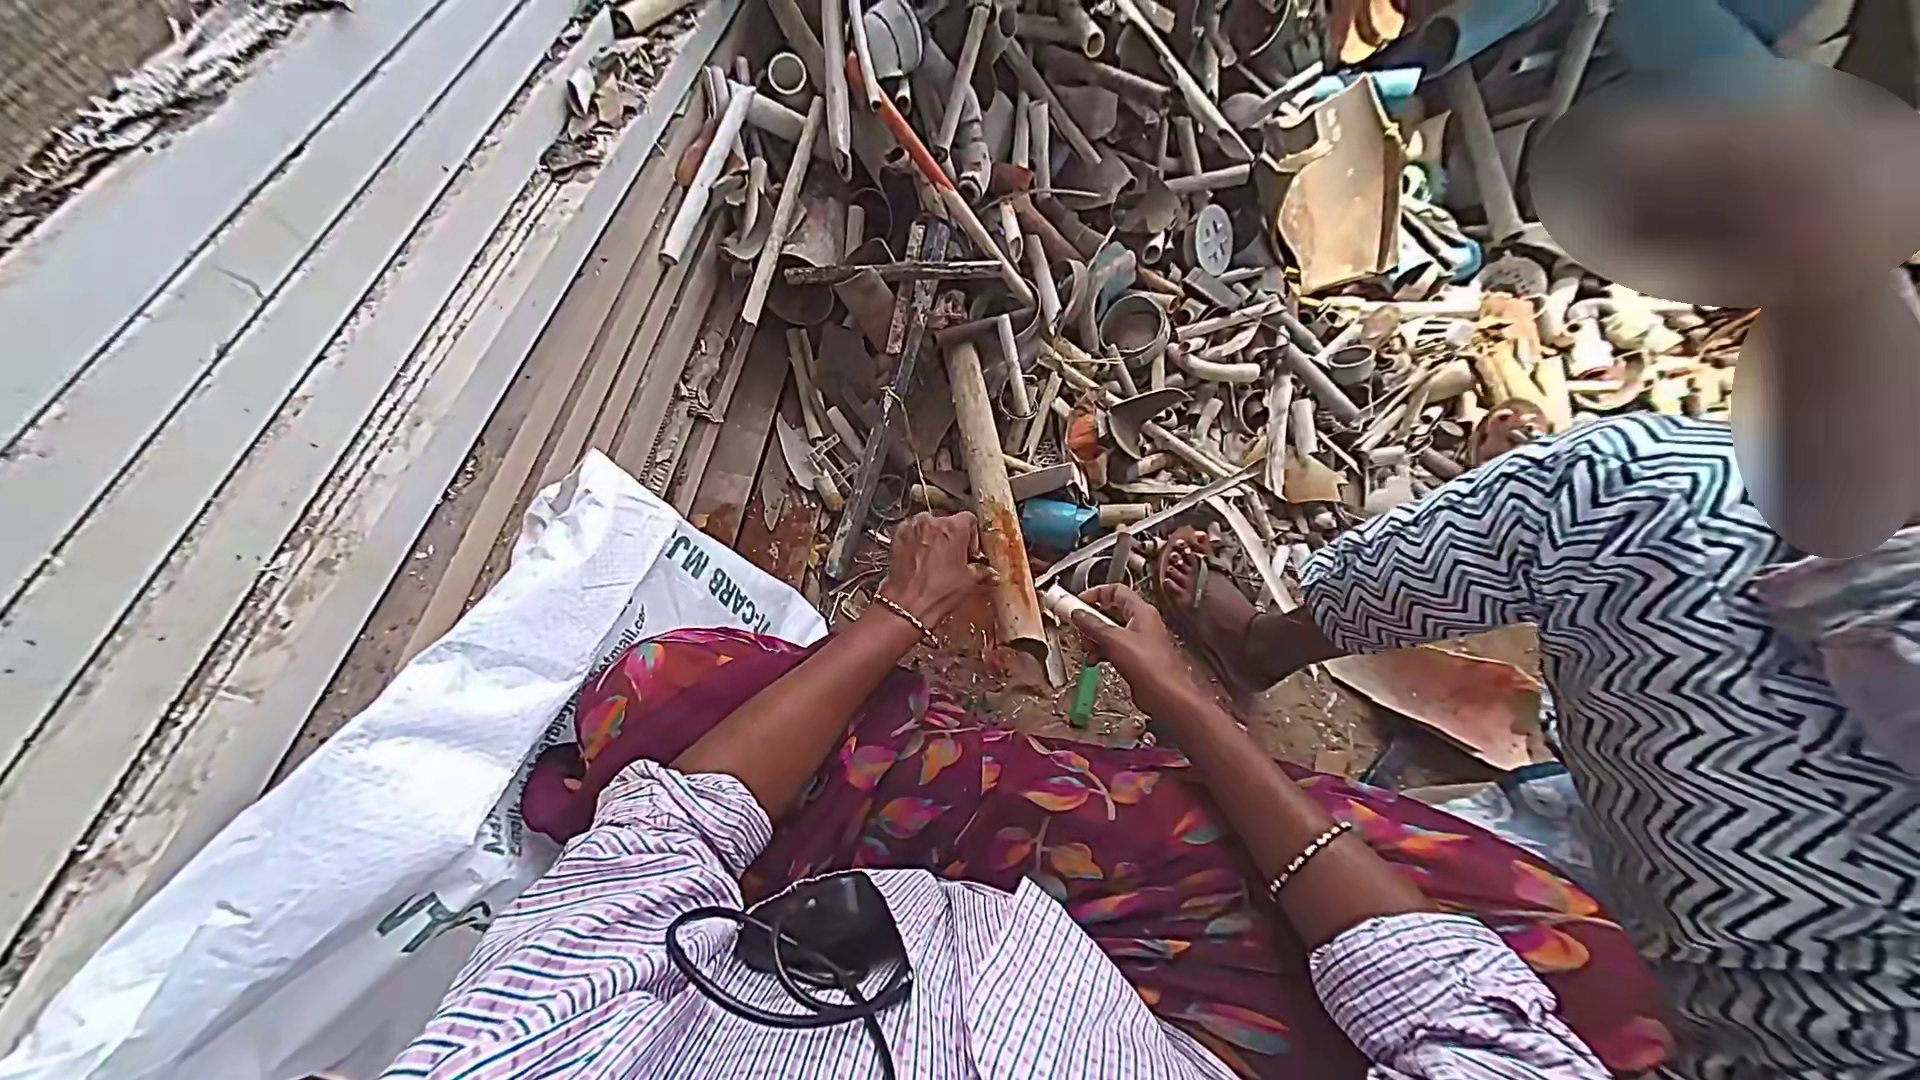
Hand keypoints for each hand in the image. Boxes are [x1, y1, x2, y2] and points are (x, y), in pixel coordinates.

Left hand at [878, 512, 995, 628]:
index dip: (973, 537)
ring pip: (928, 527)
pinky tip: (921, 561)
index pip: (969, 519)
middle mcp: (931, 522)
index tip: (971, 552)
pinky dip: (917, 543)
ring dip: (934, 539)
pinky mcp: (897, 538)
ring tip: (937, 561)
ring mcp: (911, 528)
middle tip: (955, 559)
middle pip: (947, 522)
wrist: (908, 606)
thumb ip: (982, 571)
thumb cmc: (938, 592)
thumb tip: (989, 574)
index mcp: (953, 527)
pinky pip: (912, 534)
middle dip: (952, 538)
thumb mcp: (968, 582)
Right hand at [1073, 584, 1205, 718]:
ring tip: (1086, 647)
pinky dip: (1100, 652)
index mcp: (1141, 611)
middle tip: (1078, 628)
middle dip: (1091, 620)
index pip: (1115, 591)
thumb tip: (1078, 613)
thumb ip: (1093, 625)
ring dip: (1094, 638)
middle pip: (1110, 611)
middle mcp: (1140, 623)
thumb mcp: (1114, 640)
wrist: (1167, 696)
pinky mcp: (1134, 658)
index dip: (1096, 594)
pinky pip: (1112, 648)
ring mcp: (1138, 641)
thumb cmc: (1150, 666)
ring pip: (1109, 631)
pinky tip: (1093, 660)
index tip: (1078, 603)